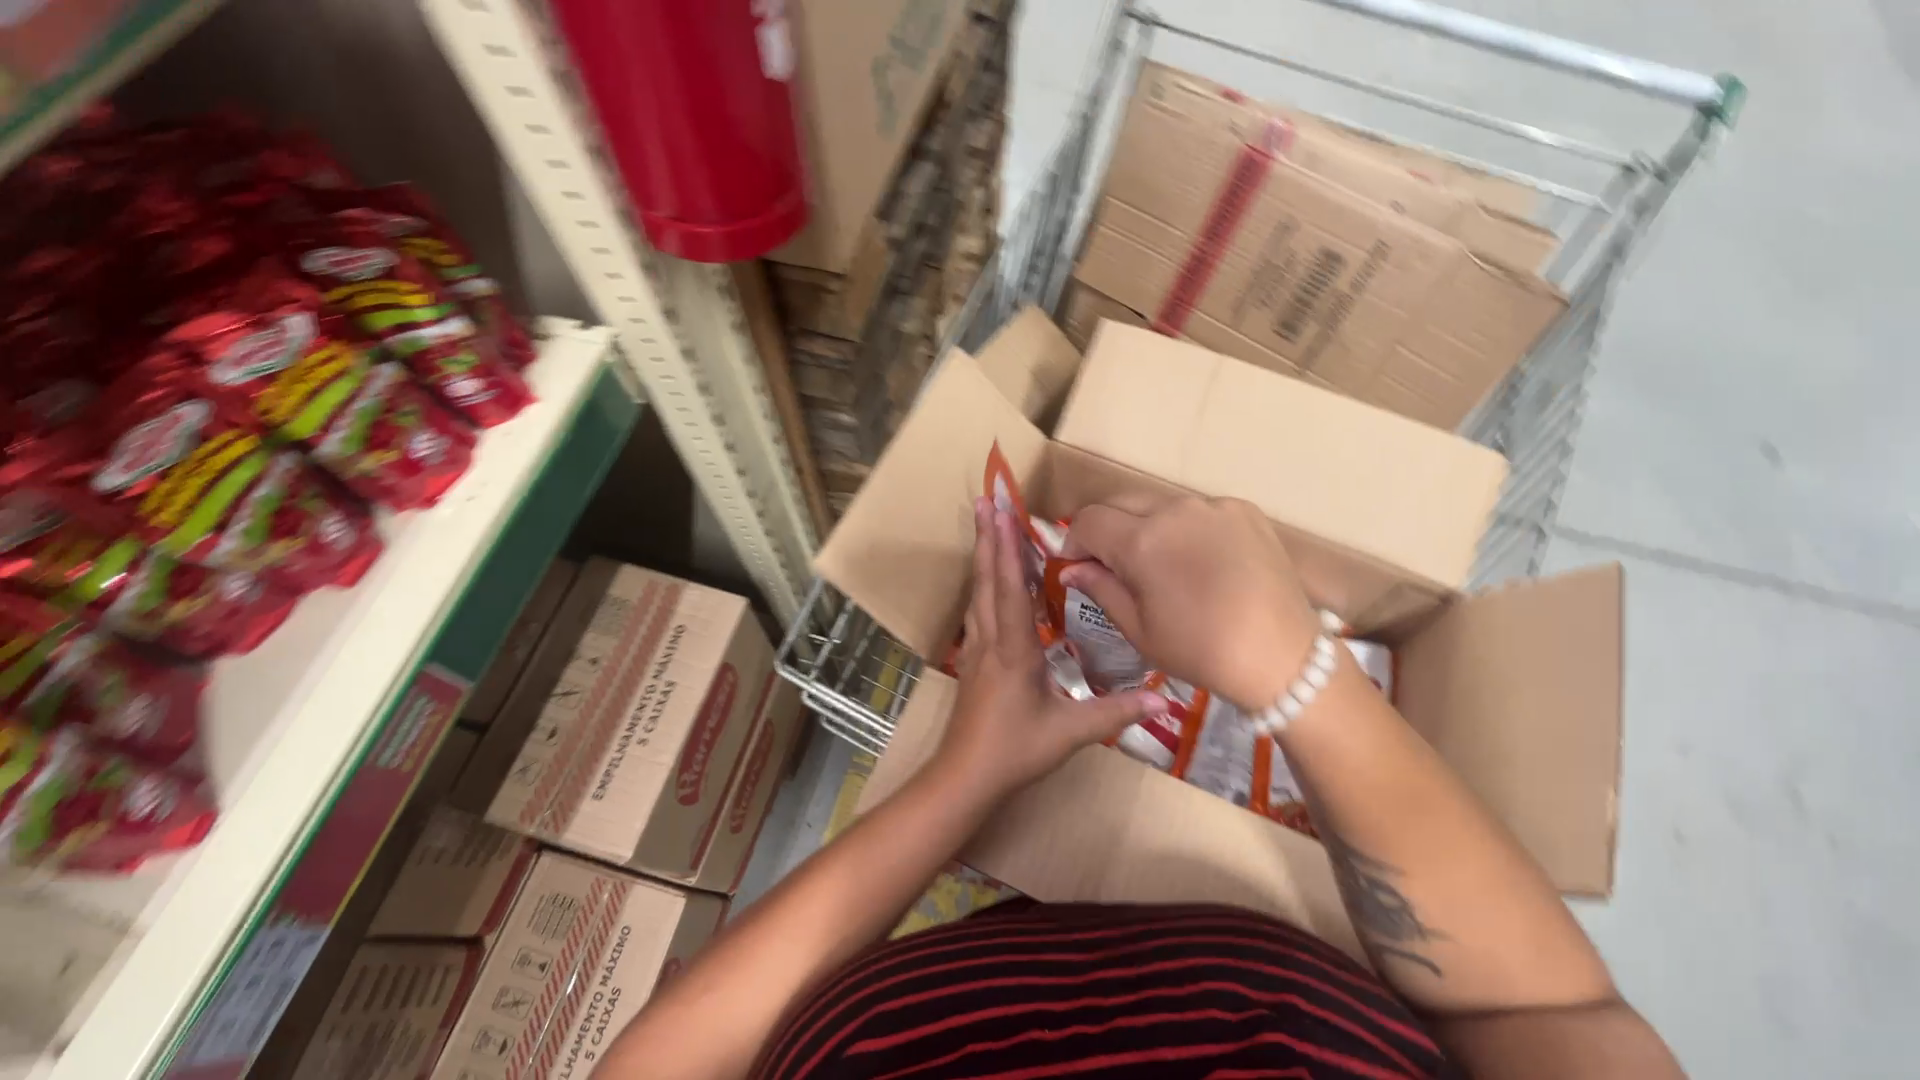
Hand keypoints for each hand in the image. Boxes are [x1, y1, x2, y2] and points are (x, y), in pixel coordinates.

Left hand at [934, 498, 1168, 800]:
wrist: (965, 777)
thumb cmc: (1016, 752)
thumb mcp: (1071, 733)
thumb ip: (1115, 712)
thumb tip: (1163, 698)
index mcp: (1014, 650)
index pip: (1010, 589)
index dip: (1007, 547)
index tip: (1001, 510)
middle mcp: (990, 641)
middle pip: (987, 580)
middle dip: (988, 538)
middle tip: (984, 499)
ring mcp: (976, 652)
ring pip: (977, 594)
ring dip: (982, 557)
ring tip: (983, 527)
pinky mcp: (971, 665)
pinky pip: (976, 613)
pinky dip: (981, 587)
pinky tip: (984, 585)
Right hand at [1060, 496, 1319, 710]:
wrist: (1282, 656)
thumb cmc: (1201, 651)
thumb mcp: (1140, 630)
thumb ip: (1101, 588)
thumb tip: (1071, 568)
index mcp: (1142, 541)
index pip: (1088, 520)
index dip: (1074, 542)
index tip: (1076, 566)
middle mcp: (1175, 510)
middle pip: (1120, 503)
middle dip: (1107, 529)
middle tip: (1112, 565)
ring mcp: (1213, 506)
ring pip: (1160, 504)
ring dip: (1146, 526)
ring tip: (1161, 565)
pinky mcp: (1243, 510)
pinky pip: (1198, 510)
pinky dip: (1186, 528)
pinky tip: (1199, 562)